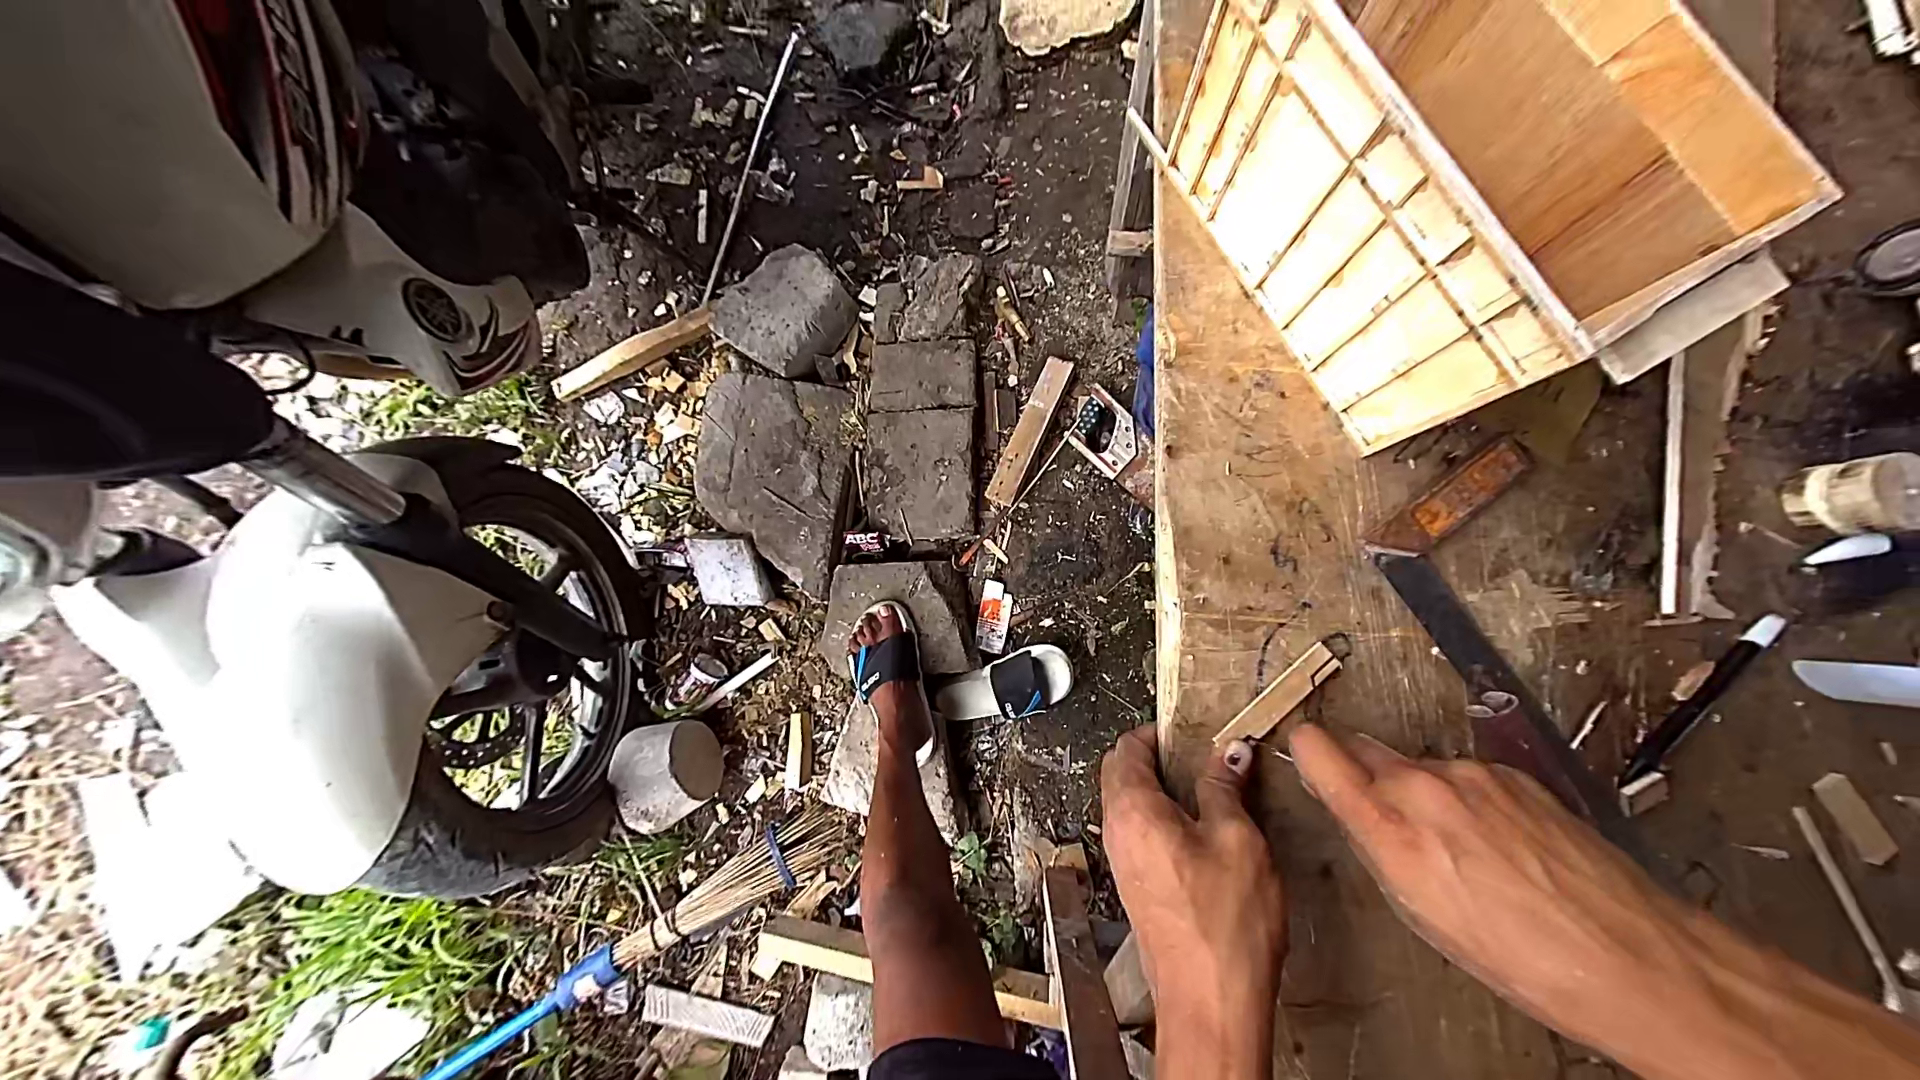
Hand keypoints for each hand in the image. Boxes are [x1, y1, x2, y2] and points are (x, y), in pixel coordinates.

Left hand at [1100, 726, 1283, 1079]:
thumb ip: (1225, 788)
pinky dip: (1155, 815)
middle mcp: (1116, 830)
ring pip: (1125, 802)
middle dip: (1151, 755)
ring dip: (1154, 786)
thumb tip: (1230, 751)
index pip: (1127, 748)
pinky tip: (1194, 828)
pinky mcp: (1133, 883)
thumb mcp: (1237, 840)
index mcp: (1132, 808)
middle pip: (1119, 771)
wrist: (1209, 1003)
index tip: (1187, 731)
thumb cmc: (1225, 924)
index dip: (1155, 733)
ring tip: (1201, 788)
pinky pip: (1134, 830)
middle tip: (1195, 755)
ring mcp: (1120, 859)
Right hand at [1288, 723, 1692, 1033]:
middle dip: (1360, 773)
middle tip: (1384, 816)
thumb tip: (1345, 805)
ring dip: (1416, 791)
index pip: (1315, 747)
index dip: (1307, 751)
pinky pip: (1461, 774)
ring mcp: (1470, 774)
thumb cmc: (1519, 956)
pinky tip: (1495, 841)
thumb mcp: (1414, 908)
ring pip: (1414, 766)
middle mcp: (1422, 786)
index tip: (1312, 763)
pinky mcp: (1510, 774)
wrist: (1637, 960)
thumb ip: (1369, 840)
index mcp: (1389, 826)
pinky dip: (1462, 797)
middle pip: (1360, 748)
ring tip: (1457, 845)